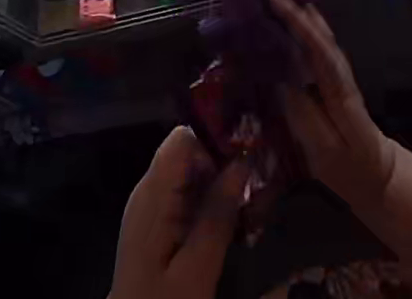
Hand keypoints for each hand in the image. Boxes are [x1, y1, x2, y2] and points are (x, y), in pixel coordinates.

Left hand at [111, 126, 248, 298]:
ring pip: (193, 175)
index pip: (183, 139)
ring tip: (256, 204)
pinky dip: (213, 204)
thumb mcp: (196, 271)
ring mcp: (154, 208)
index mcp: (153, 194)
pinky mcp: (160, 225)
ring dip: (223, 186)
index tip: (248, 159)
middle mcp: (151, 191)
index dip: (215, 142)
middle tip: (261, 185)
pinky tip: (237, 223)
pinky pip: (189, 197)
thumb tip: (243, 161)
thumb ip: (217, 215)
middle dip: (225, 164)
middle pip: (190, 154)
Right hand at [269, 0, 399, 207]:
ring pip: (320, 35)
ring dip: (301, 13)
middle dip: (295, 9)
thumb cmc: (348, 166)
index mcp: (338, 89)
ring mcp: (339, 71)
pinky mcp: (333, 76)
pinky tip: (293, 17)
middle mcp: (340, 71)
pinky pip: (317, 44)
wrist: (376, 175)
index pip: (316, 46)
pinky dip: (305, 25)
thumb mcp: (322, 148)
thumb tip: (280, 78)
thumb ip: (303, 113)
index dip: (296, 21)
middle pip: (319, 33)